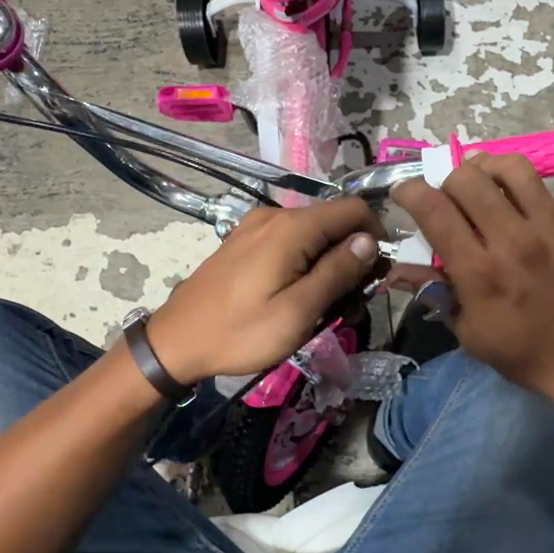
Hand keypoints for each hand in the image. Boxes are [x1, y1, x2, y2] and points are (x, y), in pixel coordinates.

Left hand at [145, 199, 381, 381]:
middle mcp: (275, 216)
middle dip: (352, 256)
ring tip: (325, 307)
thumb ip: (337, 272)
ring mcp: (256, 226)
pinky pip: (290, 242)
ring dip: (329, 264)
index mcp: (291, 228)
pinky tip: (298, 296)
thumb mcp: (298, 311)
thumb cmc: (240, 333)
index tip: (378, 275)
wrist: (175, 343)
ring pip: (313, 234)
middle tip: (352, 302)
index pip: (354, 209)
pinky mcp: (244, 241)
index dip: (375, 237)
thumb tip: (370, 242)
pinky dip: (305, 264)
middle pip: (334, 222)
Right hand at [391, 155, 553, 409]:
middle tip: (450, 193)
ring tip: (485, 179)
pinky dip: (531, 201)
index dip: (411, 191)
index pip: (433, 209)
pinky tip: (533, 221)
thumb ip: (439, 293)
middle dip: (448, 178)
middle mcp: (516, 239)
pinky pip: (550, 197)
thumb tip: (402, 268)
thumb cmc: (530, 356)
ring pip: (513, 169)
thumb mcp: (472, 334)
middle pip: (469, 178)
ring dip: (489, 169)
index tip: (405, 191)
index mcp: (480, 271)